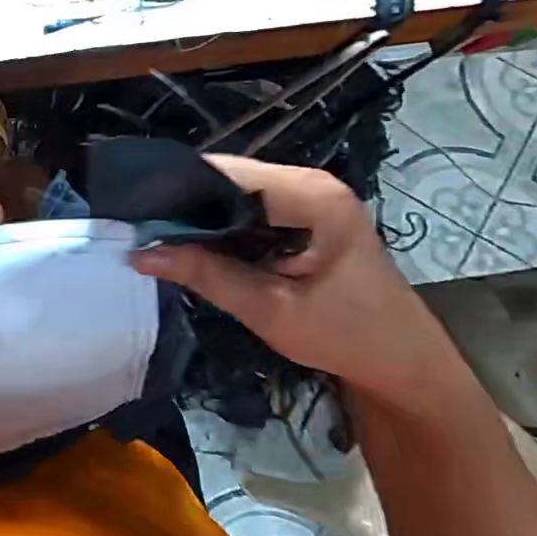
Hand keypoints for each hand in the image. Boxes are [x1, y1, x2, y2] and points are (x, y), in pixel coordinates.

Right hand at [127, 156, 456, 394]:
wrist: (402, 361)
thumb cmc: (345, 336)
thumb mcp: (269, 309)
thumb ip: (205, 276)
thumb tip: (140, 254)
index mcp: (310, 197)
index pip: (225, 174)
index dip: (177, 192)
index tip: (135, 218)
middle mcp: (309, 183)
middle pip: (227, 177)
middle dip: (183, 204)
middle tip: (139, 232)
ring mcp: (307, 195)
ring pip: (232, 192)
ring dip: (198, 216)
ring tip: (156, 238)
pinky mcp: (302, 214)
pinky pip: (246, 207)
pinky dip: (218, 225)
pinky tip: (193, 245)